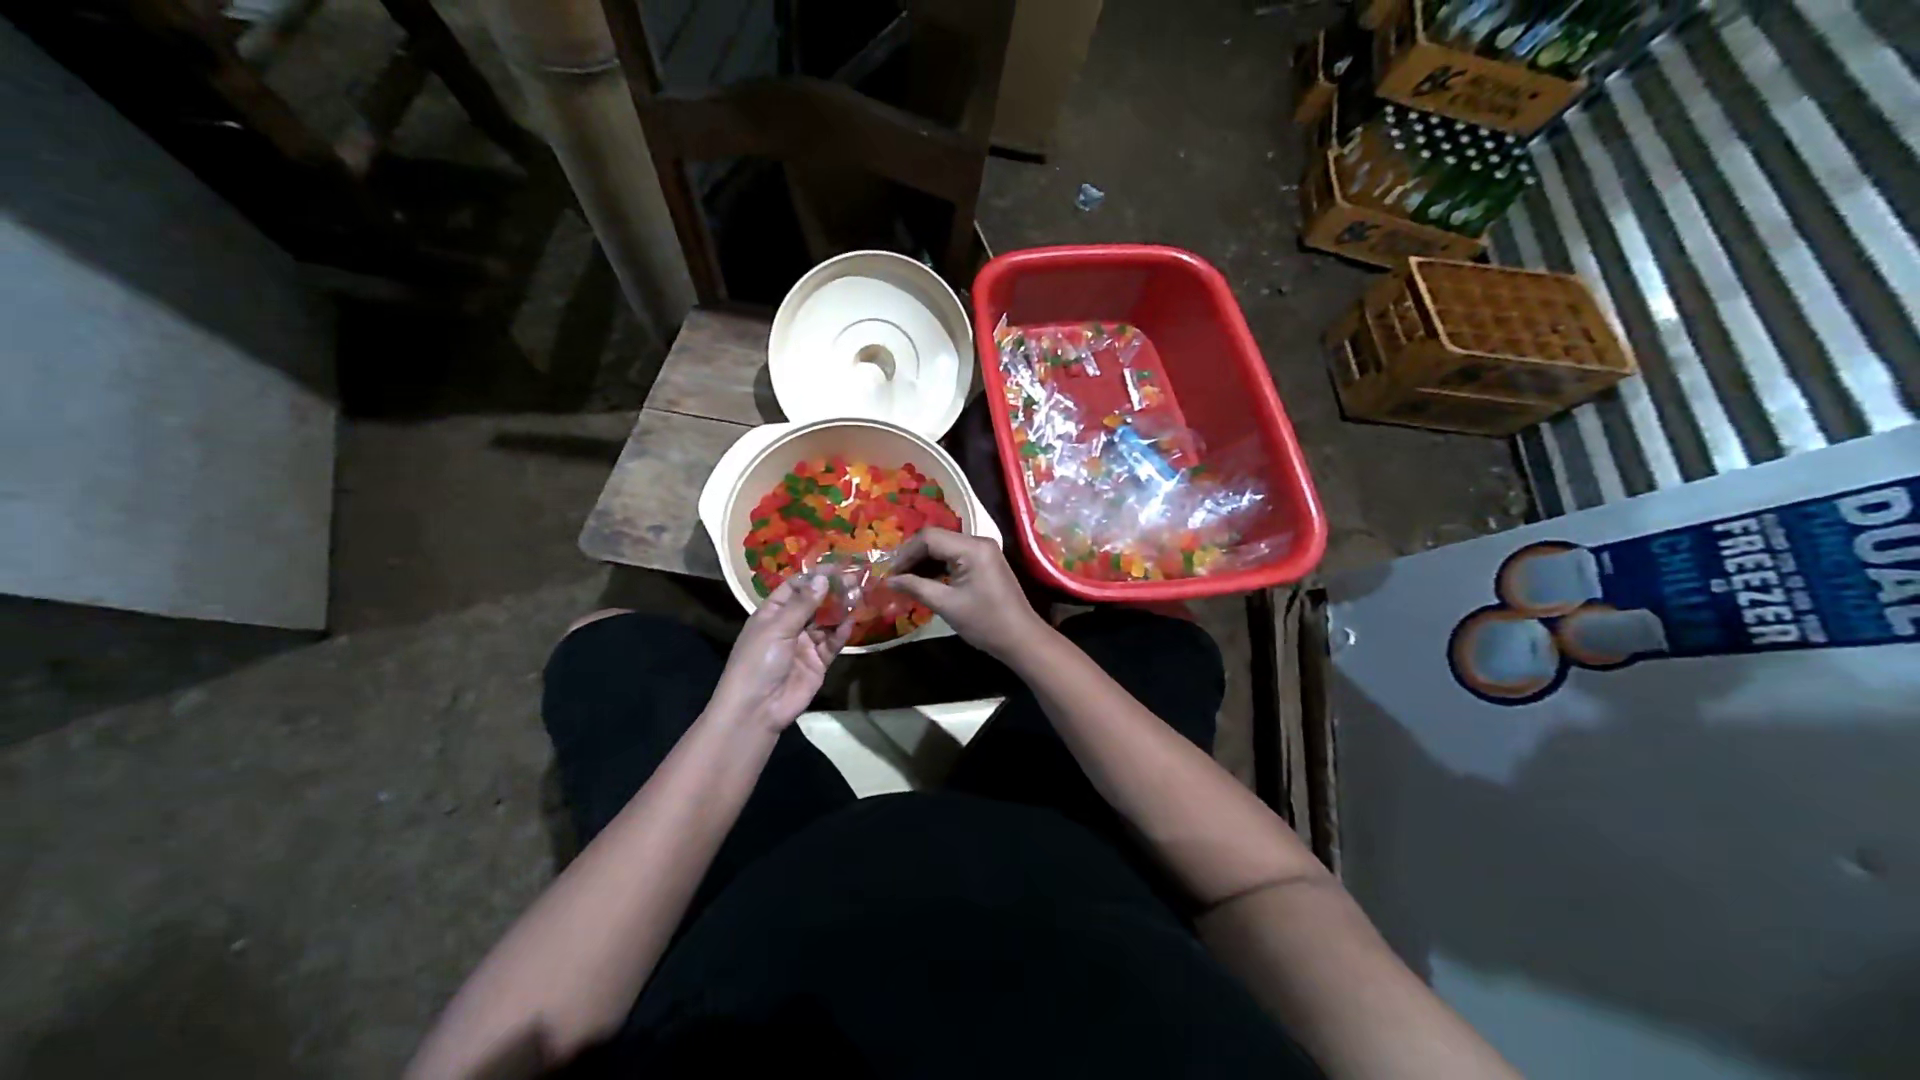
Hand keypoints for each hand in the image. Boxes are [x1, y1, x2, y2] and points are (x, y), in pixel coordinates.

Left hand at [709, 575, 853, 731]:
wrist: (758, 708)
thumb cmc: (759, 662)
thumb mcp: (778, 628)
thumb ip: (803, 604)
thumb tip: (822, 578)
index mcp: (772, 614)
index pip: (794, 588)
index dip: (813, 576)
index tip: (835, 567)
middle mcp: (789, 626)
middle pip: (814, 603)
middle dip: (832, 591)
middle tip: (854, 579)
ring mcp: (804, 644)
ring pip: (826, 621)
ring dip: (840, 609)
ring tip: (858, 596)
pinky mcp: (818, 662)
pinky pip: (832, 643)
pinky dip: (842, 633)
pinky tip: (852, 622)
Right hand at [889, 528, 1048, 659]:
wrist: (1021, 638)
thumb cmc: (985, 622)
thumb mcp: (946, 605)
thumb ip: (916, 587)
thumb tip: (888, 580)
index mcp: (972, 547)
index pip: (929, 538)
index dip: (905, 554)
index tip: (890, 573)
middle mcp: (978, 541)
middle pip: (936, 539)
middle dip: (913, 557)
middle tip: (894, 577)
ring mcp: (983, 550)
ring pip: (944, 547)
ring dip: (924, 562)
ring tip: (905, 581)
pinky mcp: (984, 562)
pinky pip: (955, 556)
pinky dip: (938, 567)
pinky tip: (924, 582)